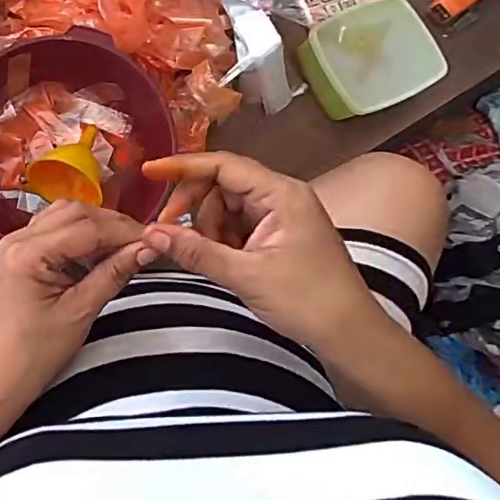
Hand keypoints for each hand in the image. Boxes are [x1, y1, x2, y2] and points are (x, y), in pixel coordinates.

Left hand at [0, 202, 156, 397]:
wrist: (3, 373)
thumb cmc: (37, 351)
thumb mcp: (81, 311)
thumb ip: (114, 273)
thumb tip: (149, 247)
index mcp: (28, 253)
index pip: (87, 228)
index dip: (125, 231)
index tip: (157, 238)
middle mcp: (18, 238)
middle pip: (76, 213)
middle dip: (113, 224)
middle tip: (145, 241)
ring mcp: (16, 241)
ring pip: (66, 214)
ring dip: (98, 224)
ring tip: (126, 244)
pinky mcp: (20, 250)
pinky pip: (55, 227)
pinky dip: (81, 231)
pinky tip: (100, 248)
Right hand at [142, 152, 377, 351]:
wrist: (350, 334)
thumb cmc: (309, 301)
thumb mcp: (246, 275)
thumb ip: (196, 251)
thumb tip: (152, 234)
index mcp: (281, 194)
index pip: (223, 165)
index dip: (182, 166)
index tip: (149, 172)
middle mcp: (281, 196)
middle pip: (220, 185)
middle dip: (194, 208)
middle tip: (171, 233)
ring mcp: (279, 214)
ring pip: (224, 206)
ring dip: (208, 229)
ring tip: (214, 259)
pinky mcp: (276, 233)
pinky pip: (235, 224)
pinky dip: (221, 240)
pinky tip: (224, 262)